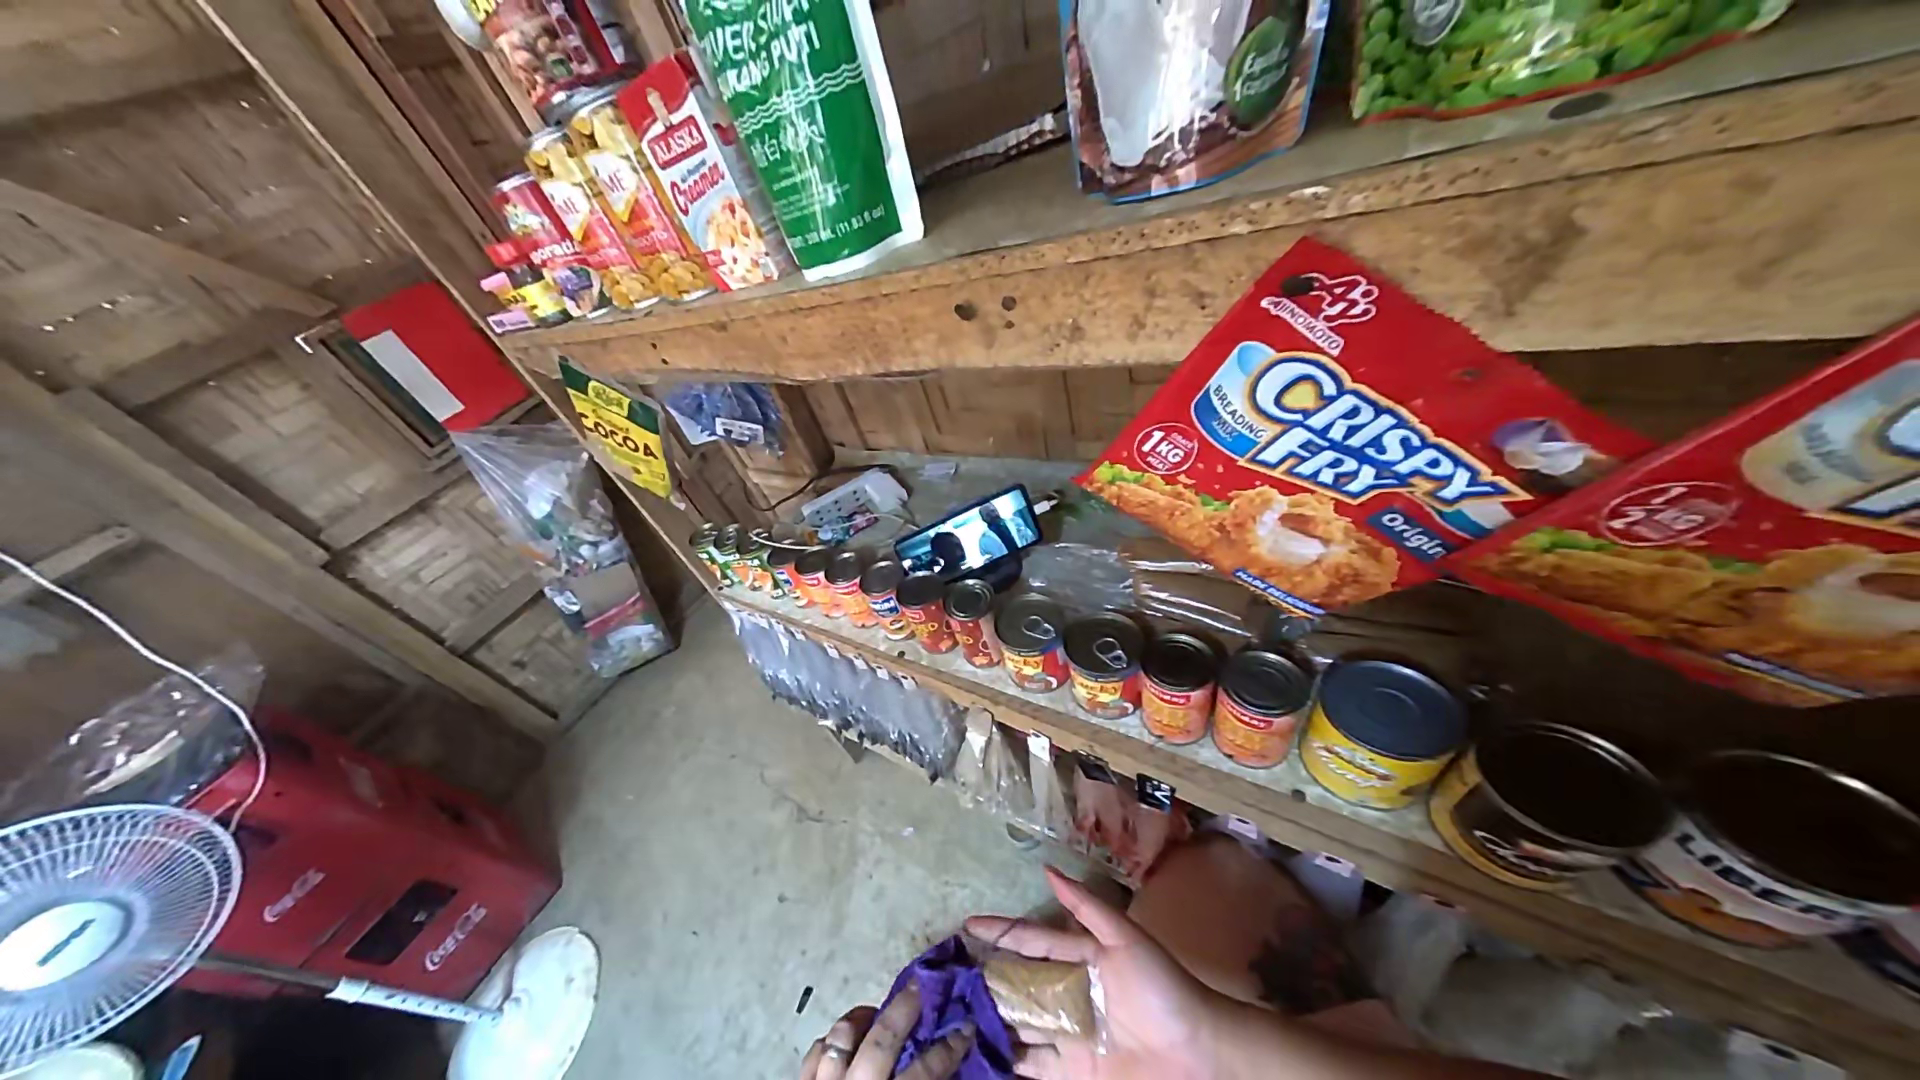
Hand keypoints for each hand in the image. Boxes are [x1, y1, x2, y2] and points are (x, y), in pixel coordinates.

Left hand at [799, 982, 974, 1079]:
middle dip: (904, 1010)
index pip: (925, 1073)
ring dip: (862, 1018)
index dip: (948, 1049)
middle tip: (920, 987)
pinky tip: (845, 1038)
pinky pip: (813, 1053)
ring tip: (878, 1010)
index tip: (965, 1028)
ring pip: (841, 1039)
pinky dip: (831, 1040)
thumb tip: (947, 1077)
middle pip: (881, 1042)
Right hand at [965, 866, 1225, 1079]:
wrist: (1199, 1050)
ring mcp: (1069, 1031)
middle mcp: (1068, 991)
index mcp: (1079, 956)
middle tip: (952, 975)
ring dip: (994, 1017)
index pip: (1032, 940)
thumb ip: (1087, 907)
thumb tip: (1047, 870)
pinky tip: (986, 1052)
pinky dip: (1011, 1059)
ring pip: (1022, 1021)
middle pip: (1021, 982)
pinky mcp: (1074, 1068)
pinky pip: (1035, 1064)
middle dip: (990, 977)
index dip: (1002, 932)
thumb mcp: (1125, 937)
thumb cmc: (1162, 986)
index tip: (968, 925)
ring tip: (958, 1014)